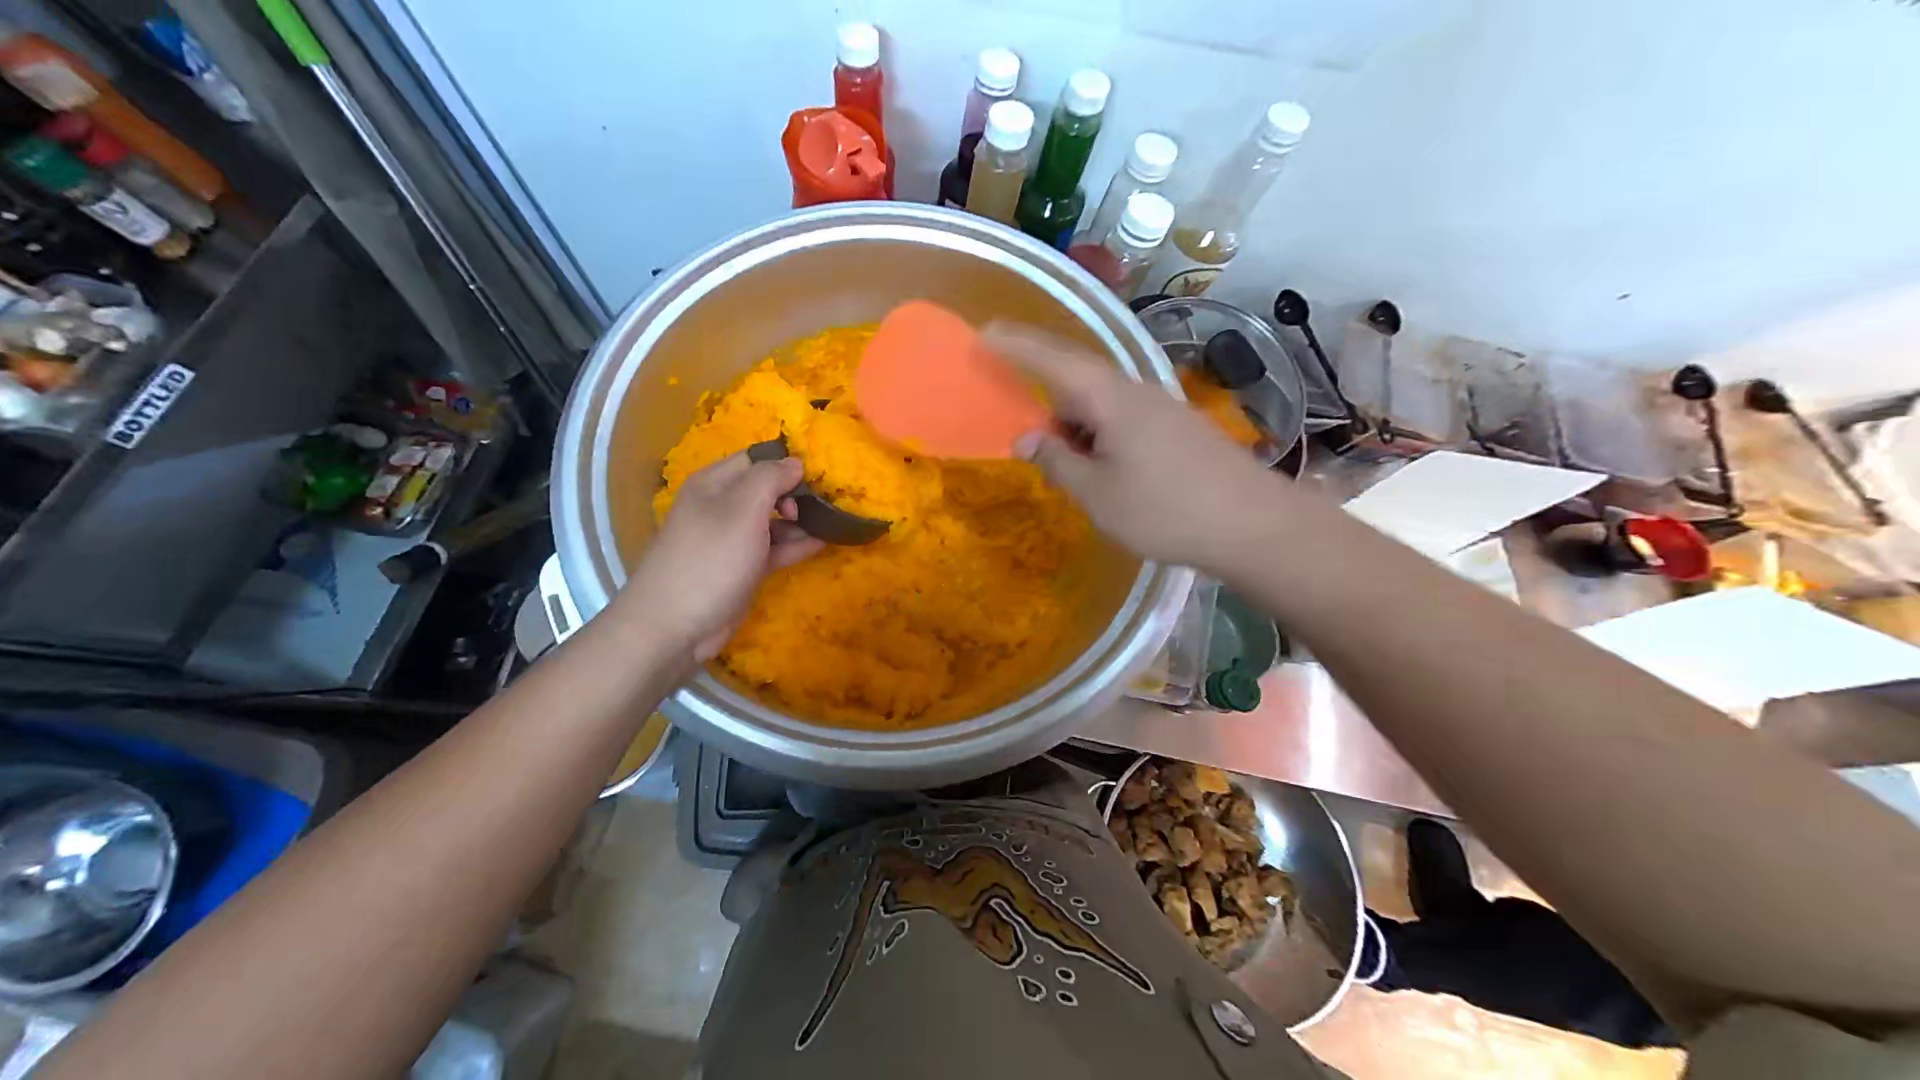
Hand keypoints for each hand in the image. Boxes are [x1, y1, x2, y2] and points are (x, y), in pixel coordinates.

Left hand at [617, 450, 823, 661]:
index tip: (818, 476)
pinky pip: (773, 548)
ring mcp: (732, 540)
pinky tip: (822, 542)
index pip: (756, 459)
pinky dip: (796, 545)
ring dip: (801, 521)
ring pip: (773, 520)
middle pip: (766, 489)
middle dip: (797, 493)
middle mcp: (722, 506)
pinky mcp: (742, 568)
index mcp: (714, 484)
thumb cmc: (710, 559)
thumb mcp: (743, 509)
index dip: (786, 464)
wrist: (675, 626)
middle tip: (824, 505)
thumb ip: (770, 479)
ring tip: (833, 523)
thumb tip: (795, 463)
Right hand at [988, 323, 1285, 569]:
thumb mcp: (1097, 494)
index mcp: (1109, 398)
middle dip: (1041, 380)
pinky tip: (1094, 461)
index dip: (1016, 345)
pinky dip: (1095, 430)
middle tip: (1010, 389)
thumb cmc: (1165, 510)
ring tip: (1054, 448)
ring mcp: (1159, 408)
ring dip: (1070, 416)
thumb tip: (1027, 438)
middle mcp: (1134, 391)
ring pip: (1100, 400)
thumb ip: (1058, 462)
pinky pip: (1119, 417)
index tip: (985, 331)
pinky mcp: (1174, 428)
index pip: (1052, 359)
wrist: (1252, 524)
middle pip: (1077, 374)